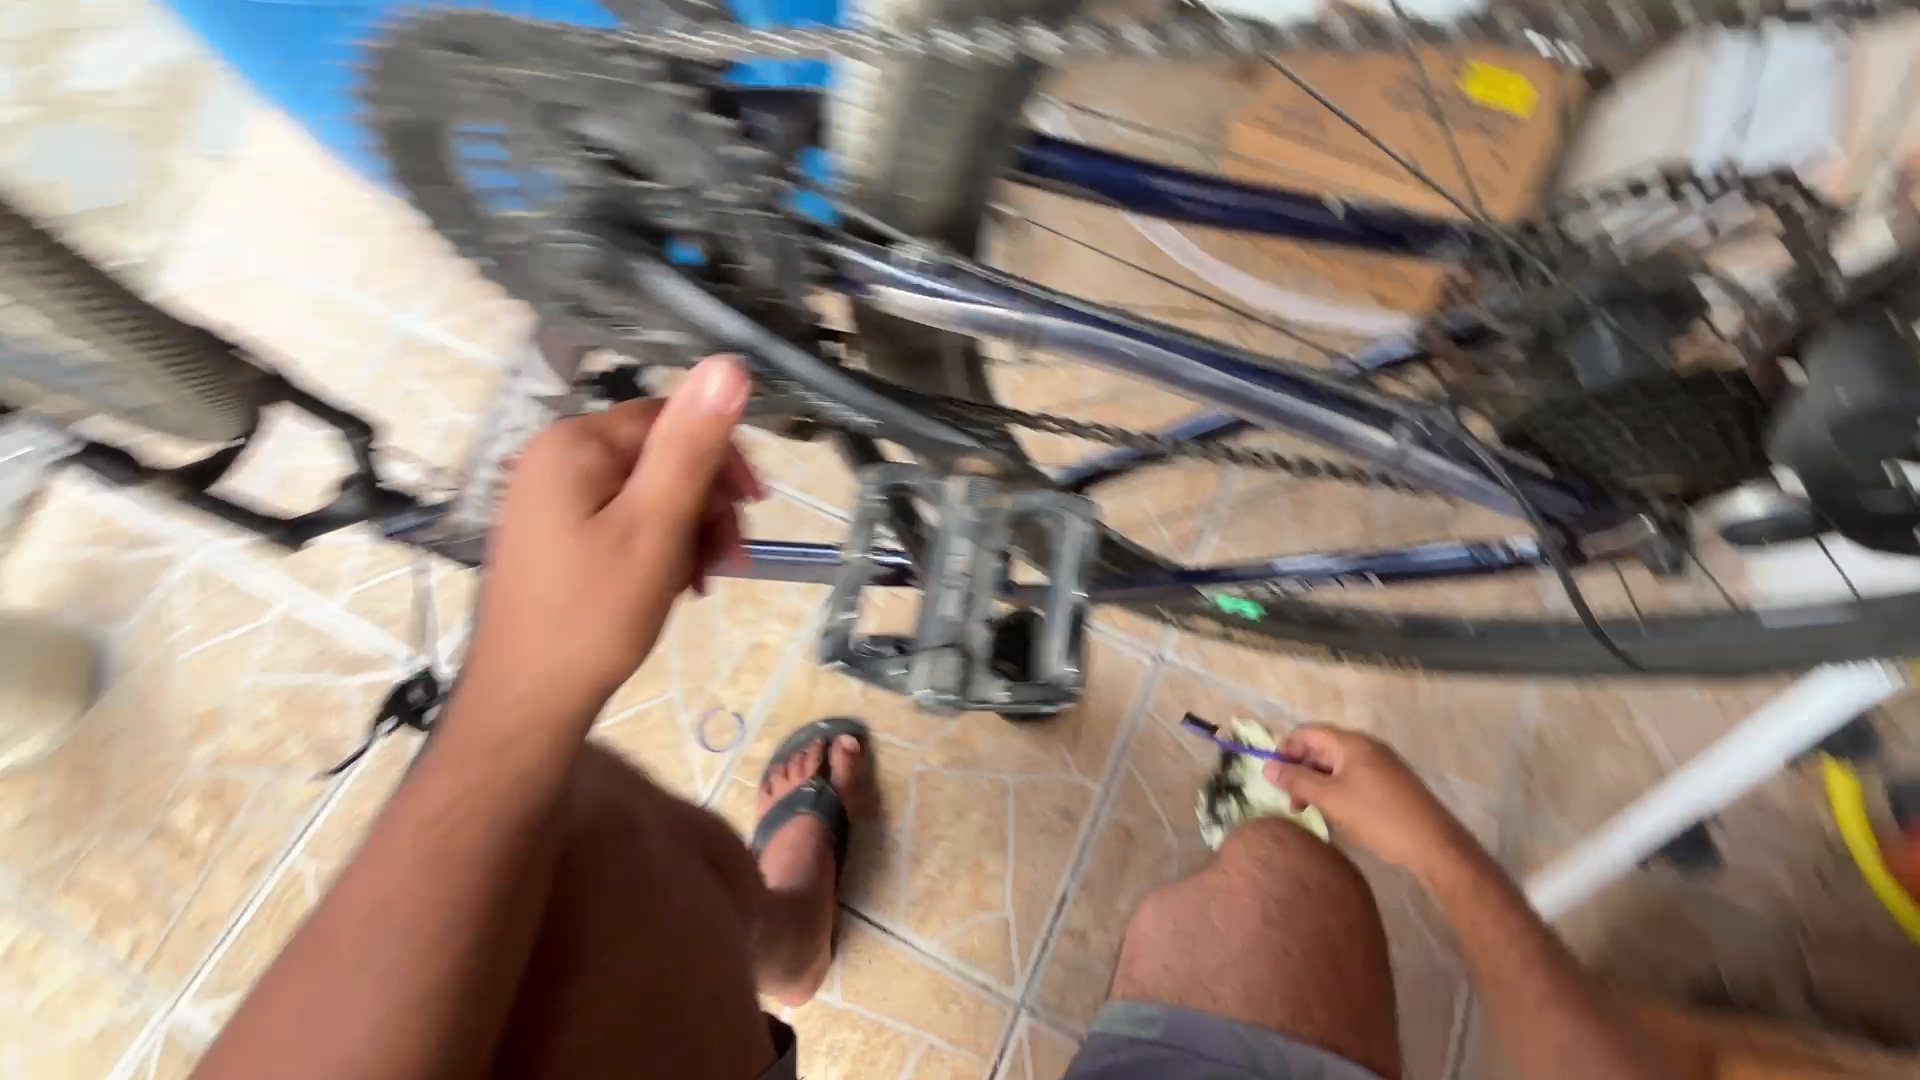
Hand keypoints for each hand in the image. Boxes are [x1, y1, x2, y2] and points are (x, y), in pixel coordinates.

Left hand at [463, 355, 760, 721]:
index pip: (673, 420)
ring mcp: (551, 498)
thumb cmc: (596, 615)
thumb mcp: (657, 527)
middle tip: (729, 559)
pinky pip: (625, 519)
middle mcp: (556, 458)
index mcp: (576, 444)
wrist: (529, 700)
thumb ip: (693, 446)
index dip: (722, 460)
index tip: (755, 507)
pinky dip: (661, 546)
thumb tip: (729, 364)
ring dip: (690, 530)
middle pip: (662, 457)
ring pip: (649, 492)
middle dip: (706, 504)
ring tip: (702, 580)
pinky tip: (674, 584)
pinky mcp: (555, 533)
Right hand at [1263, 725, 1480, 877]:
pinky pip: (1354, 778)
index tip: (1273, 775)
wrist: (1436, 847)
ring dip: (1317, 783)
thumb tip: (1266, 766)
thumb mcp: (1329, 799)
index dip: (1285, 749)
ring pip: (1337, 766)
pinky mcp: (1392, 785)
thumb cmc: (1378, 817)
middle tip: (1289, 798)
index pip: (1307, 733)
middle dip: (1300, 769)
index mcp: (1352, 743)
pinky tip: (1334, 813)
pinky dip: (1336, 790)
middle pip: (1322, 748)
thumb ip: (1295, 780)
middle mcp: (1368, 747)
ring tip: (1308, 810)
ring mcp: (1383, 766)